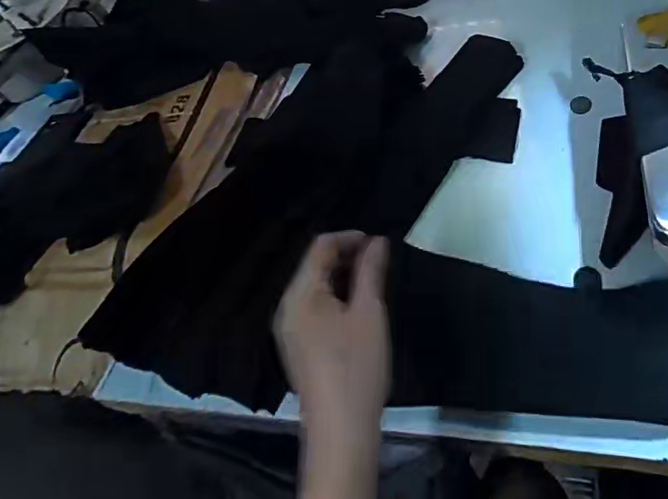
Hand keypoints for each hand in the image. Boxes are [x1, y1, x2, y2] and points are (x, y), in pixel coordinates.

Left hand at [275, 232, 390, 435]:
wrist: (341, 431)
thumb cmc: (357, 366)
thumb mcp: (369, 311)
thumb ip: (371, 270)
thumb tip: (377, 240)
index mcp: (300, 295)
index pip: (320, 247)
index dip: (349, 237)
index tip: (378, 242)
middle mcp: (287, 308)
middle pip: (314, 265)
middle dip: (346, 255)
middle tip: (379, 259)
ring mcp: (289, 329)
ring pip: (315, 286)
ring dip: (342, 275)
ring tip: (373, 280)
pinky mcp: (297, 346)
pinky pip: (313, 306)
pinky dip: (335, 296)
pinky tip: (357, 307)